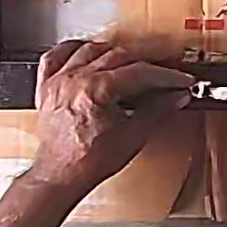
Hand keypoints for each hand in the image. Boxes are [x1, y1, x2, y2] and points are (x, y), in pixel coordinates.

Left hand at [25, 40, 193, 197]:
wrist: (60, 176)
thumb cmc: (89, 162)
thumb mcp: (133, 137)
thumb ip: (158, 111)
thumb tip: (177, 96)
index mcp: (96, 90)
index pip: (139, 73)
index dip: (165, 75)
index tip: (180, 79)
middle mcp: (75, 80)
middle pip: (118, 56)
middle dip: (146, 64)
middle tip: (163, 75)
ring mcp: (59, 81)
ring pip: (91, 50)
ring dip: (115, 52)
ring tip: (132, 63)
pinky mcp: (47, 86)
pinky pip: (56, 56)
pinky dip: (73, 49)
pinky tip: (88, 52)